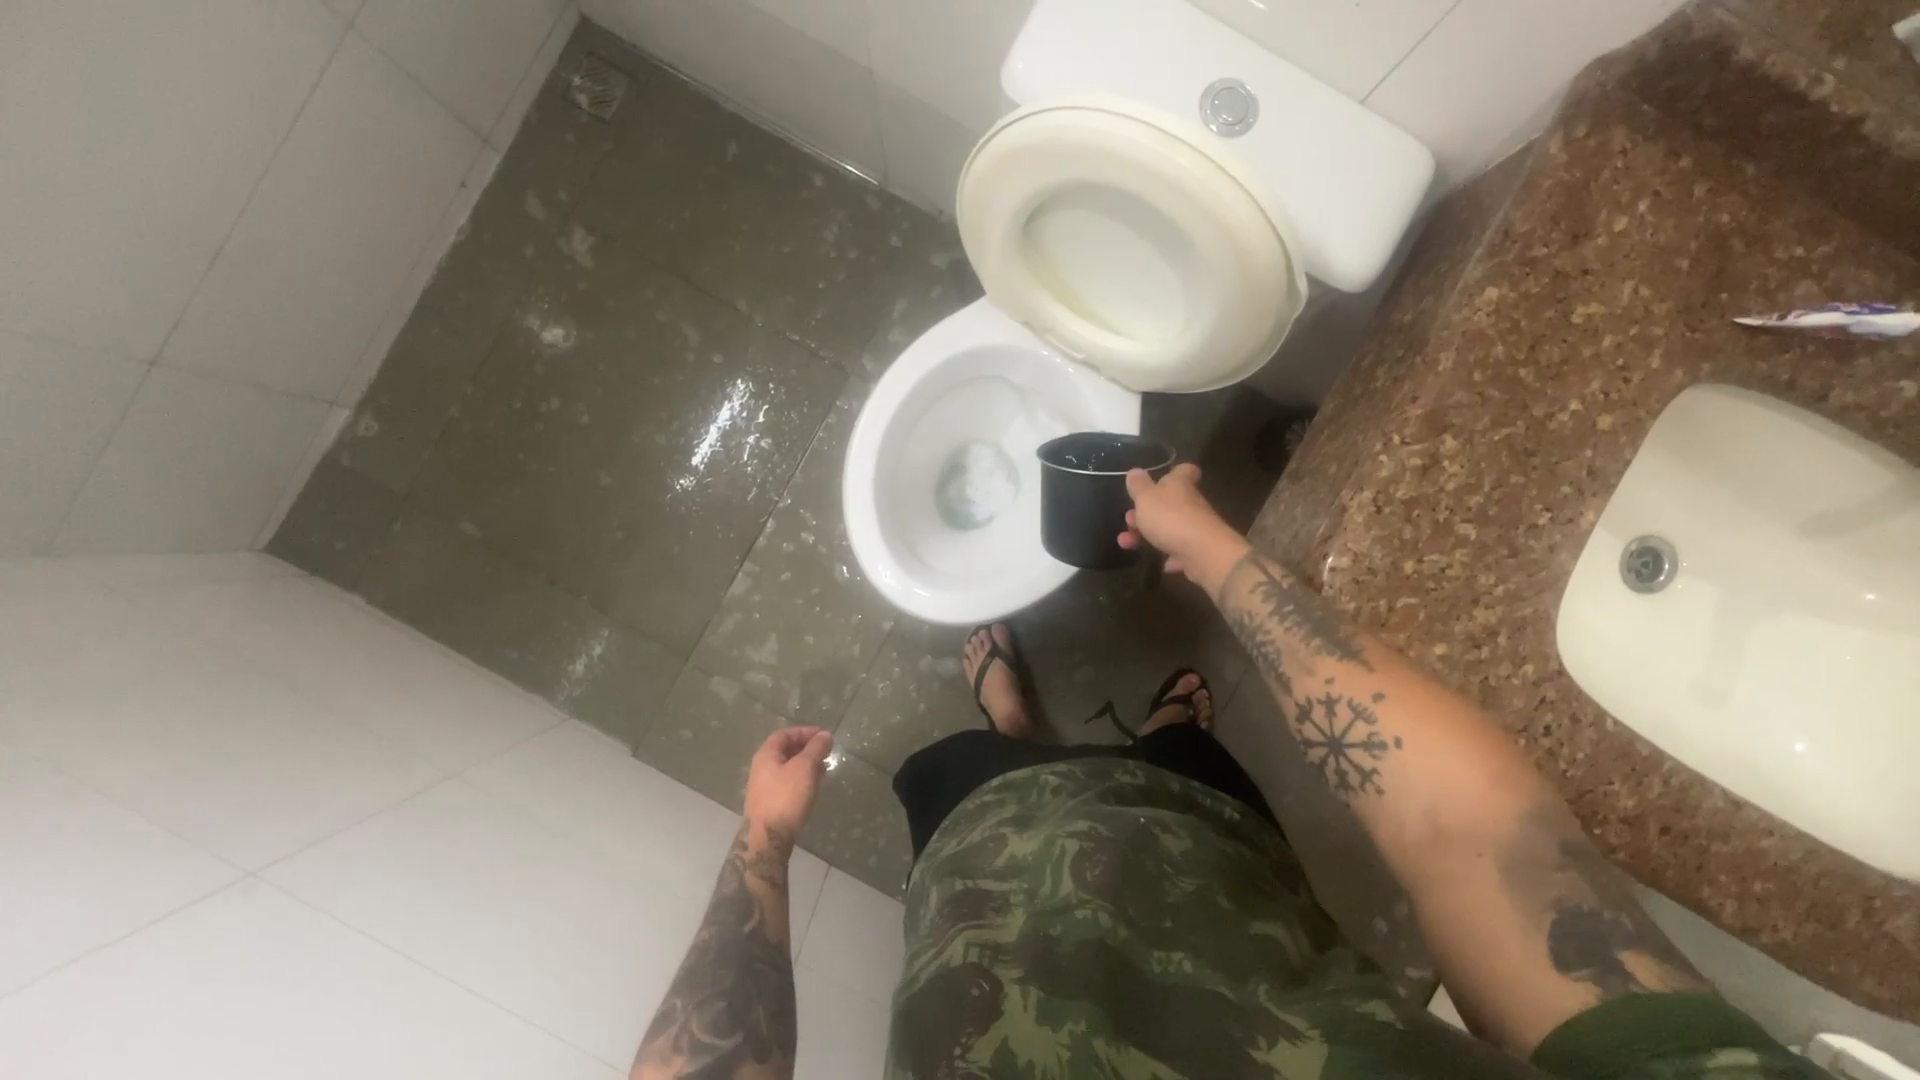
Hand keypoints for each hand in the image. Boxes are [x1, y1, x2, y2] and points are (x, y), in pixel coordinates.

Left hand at [743, 726, 832, 838]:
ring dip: (806, 764)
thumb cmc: (786, 797)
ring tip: (824, 767)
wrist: (768, 837)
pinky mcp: (770, 802)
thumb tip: (825, 735)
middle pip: (785, 750)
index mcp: (766, 755)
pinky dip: (802, 778)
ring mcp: (764, 787)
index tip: (824, 735)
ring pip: (787, 767)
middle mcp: (761, 768)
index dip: (804, 731)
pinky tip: (814, 785)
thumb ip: (815, 748)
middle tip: (826, 751)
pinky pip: (788, 782)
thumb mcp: (805, 767)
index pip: (784, 734)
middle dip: (807, 748)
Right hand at [1120, 464, 1248, 591]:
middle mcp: (1191, 503)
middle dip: (1146, 512)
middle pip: (1169, 503)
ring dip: (1147, 535)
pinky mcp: (1198, 550)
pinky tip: (1161, 563)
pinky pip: (1181, 551)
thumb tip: (1135, 471)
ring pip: (1170, 528)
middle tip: (1129, 520)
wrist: (1203, 553)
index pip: (1184, 471)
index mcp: (1179, 485)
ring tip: (1126, 543)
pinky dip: (1170, 557)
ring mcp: (1196, 527)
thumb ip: (1138, 485)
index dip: (1173, 473)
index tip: (1161, 479)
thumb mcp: (1146, 498)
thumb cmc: (1170, 518)